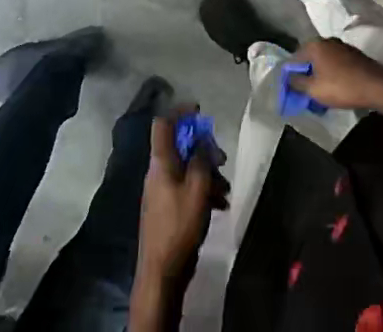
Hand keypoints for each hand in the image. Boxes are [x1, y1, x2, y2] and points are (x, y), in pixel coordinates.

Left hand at [138, 109, 219, 284]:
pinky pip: (186, 188)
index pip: (163, 125)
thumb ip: (200, 161)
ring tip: (225, 190)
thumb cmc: (179, 226)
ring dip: (207, 173)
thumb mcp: (197, 191)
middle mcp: (158, 171)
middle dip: (202, 149)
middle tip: (222, 160)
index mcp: (160, 162)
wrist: (162, 271)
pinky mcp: (168, 207)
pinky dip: (202, 190)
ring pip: (186, 169)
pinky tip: (220, 205)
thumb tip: (201, 140)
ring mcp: (161, 190)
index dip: (179, 113)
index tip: (199, 111)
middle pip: (179, 146)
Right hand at [288, 38, 382, 111]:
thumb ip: (296, 83)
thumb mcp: (314, 89)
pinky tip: (337, 88)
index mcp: (313, 45)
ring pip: (324, 62)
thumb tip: (288, 79)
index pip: (293, 59)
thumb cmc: (342, 87)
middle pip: (309, 59)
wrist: (379, 87)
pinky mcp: (355, 55)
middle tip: (307, 93)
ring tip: (322, 93)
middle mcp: (326, 41)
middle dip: (307, 75)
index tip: (293, 90)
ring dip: (321, 75)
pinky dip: (333, 74)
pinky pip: (337, 64)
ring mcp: (342, 46)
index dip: (291, 76)